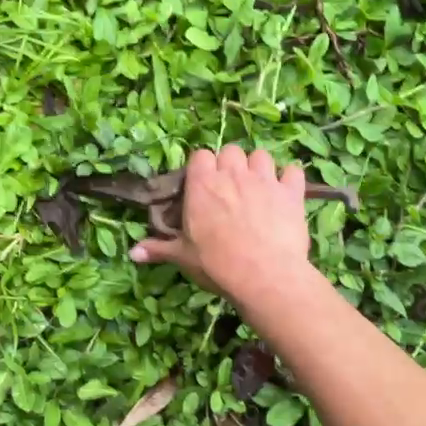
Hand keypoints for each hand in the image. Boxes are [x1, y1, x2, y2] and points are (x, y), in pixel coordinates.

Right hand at [129, 146, 313, 301]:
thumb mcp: (183, 256)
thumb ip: (159, 248)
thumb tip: (132, 253)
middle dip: (230, 164)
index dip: (201, 167)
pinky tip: (285, 191)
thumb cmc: (216, 264)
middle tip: (228, 186)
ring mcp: (265, 180)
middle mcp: (233, 174)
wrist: (264, 275)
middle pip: (231, 150)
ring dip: (257, 166)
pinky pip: (293, 171)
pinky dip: (289, 178)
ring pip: (261, 155)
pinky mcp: (292, 192)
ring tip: (256, 185)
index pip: (200, 156)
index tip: (202, 184)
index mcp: (203, 185)